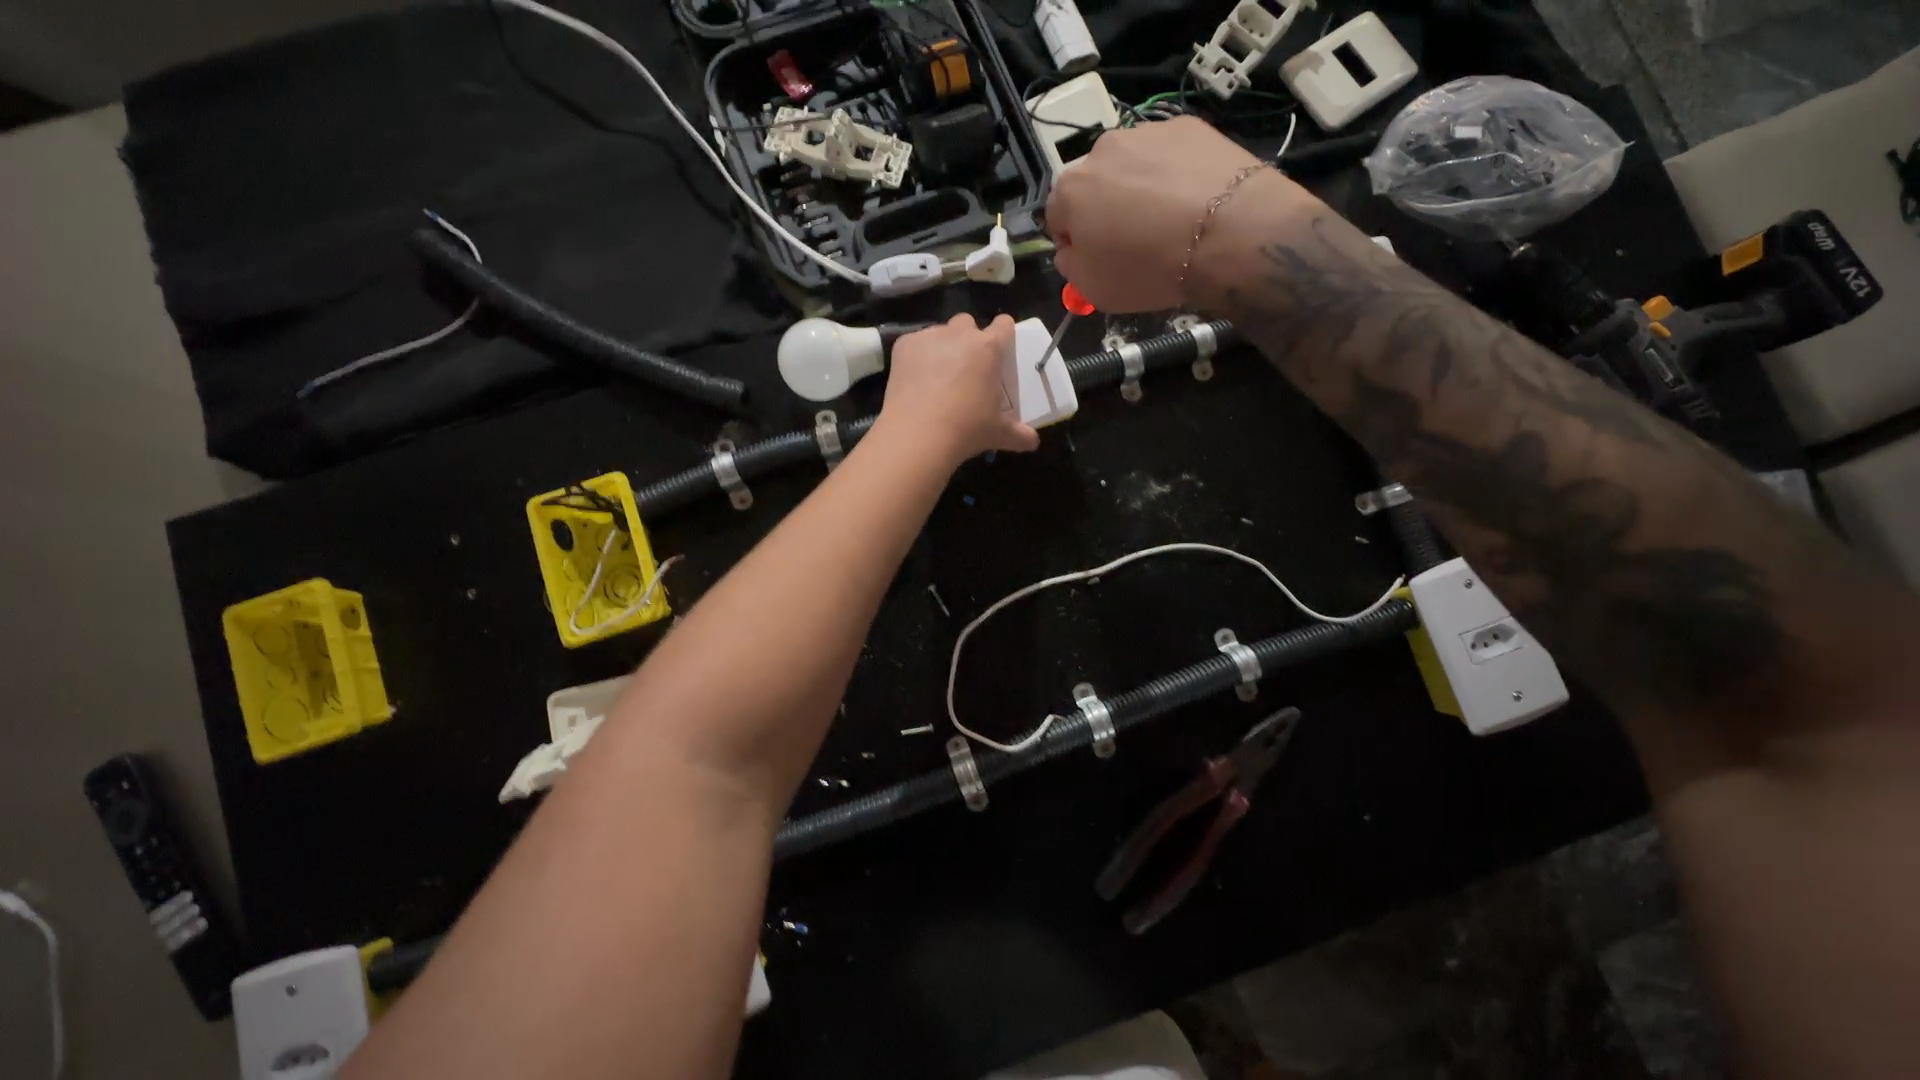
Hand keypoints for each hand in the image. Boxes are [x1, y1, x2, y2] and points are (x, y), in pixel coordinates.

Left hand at [877, 313, 1040, 463]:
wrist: (918, 434)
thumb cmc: (966, 429)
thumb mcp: (998, 433)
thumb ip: (1019, 434)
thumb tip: (1033, 442)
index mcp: (989, 348)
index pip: (1003, 324)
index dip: (1003, 333)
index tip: (999, 348)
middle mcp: (960, 334)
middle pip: (968, 323)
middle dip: (969, 339)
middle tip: (966, 367)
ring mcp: (930, 336)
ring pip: (940, 332)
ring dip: (942, 347)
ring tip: (937, 376)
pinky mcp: (904, 345)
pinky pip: (915, 343)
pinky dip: (917, 356)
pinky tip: (916, 380)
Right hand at [1045, 117, 1320, 311]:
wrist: (1228, 233)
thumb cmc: (1150, 267)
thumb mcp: (1094, 289)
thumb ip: (1070, 265)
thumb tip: (1071, 248)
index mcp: (1070, 190)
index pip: (1057, 216)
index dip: (1074, 240)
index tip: (1097, 257)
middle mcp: (1101, 150)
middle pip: (1094, 183)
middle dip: (1106, 206)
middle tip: (1135, 238)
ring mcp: (1146, 132)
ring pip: (1132, 163)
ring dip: (1140, 185)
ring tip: (1170, 217)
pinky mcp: (1188, 125)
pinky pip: (1170, 153)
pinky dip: (1175, 171)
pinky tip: (1194, 198)